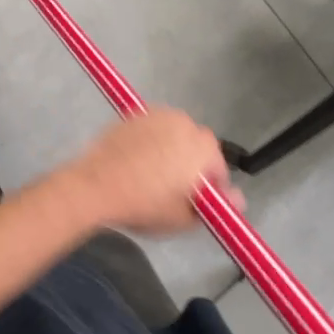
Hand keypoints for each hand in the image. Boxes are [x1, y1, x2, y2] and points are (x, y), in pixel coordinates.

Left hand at [59, 107, 241, 235]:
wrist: (94, 187)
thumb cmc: (144, 205)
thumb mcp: (184, 218)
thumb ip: (217, 207)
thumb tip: (238, 199)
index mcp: (204, 148)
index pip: (219, 170)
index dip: (209, 188)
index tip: (195, 202)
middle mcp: (186, 124)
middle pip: (197, 148)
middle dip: (190, 165)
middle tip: (171, 189)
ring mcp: (157, 115)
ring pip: (174, 136)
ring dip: (170, 150)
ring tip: (151, 175)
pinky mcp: (133, 115)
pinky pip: (151, 130)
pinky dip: (149, 142)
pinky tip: (135, 161)